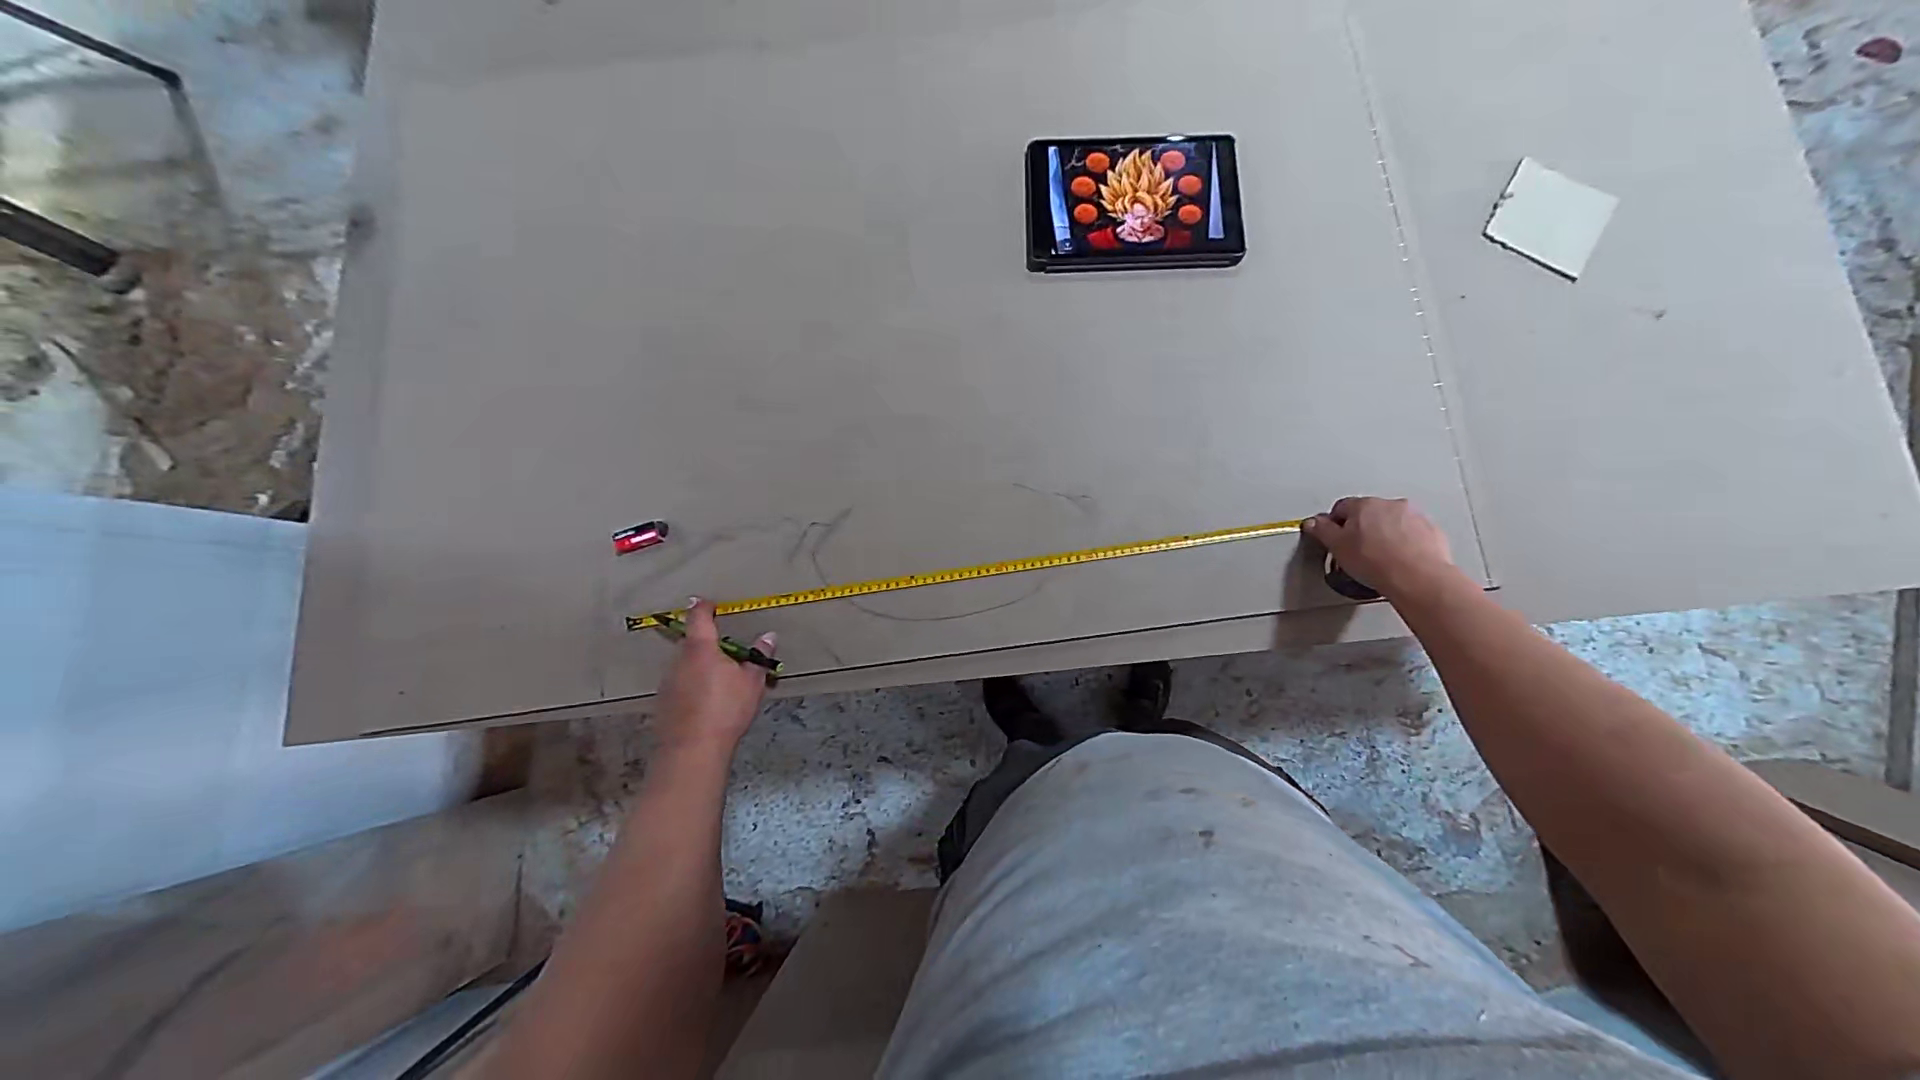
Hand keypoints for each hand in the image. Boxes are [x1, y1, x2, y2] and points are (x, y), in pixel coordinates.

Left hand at [652, 599, 775, 755]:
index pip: (699, 616)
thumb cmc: (726, 709)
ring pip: (686, 664)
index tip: (711, 604)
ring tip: (721, 681)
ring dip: (700, 666)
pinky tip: (707, 702)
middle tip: (729, 654)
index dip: (705, 607)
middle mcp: (679, 659)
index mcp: (701, 648)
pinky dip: (692, 685)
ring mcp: (668, 681)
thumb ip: (759, 657)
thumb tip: (768, 637)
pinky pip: (680, 684)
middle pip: (692, 642)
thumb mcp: (752, 682)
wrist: (692, 748)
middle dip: (709, 644)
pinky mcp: (663, 702)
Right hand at [1303, 497, 1461, 601]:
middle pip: (1367, 513)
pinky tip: (1396, 561)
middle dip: (1360, 529)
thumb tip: (1314, 523)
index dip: (1333, 525)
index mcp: (1364, 505)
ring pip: (1391, 522)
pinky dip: (1404, 543)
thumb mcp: (1336, 546)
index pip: (1340, 507)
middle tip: (1354, 550)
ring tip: (1377, 559)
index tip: (1333, 538)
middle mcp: (1390, 505)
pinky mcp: (1430, 532)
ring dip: (1383, 535)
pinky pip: (1411, 534)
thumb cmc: (1379, 561)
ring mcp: (1413, 517)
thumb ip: (1321, 530)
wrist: (1416, 577)